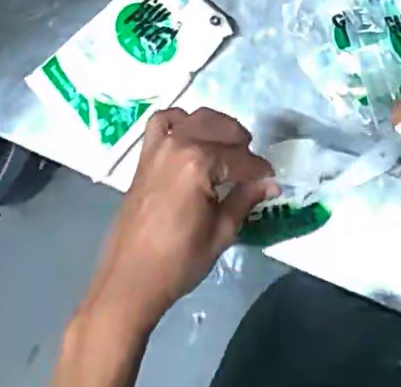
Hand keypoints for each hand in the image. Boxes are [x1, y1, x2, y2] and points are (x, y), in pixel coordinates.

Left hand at [77, 107, 275, 334]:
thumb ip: (246, 199)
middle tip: (251, 169)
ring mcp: (159, 146)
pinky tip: (190, 137)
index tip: (271, 181)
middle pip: (221, 130)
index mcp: (199, 163)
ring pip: (196, 118)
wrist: (129, 282)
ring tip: (227, 149)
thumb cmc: (178, 262)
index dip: (260, 171)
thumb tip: (271, 184)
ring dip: (217, 128)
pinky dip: (179, 121)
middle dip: (242, 146)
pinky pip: (163, 121)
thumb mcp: (221, 232)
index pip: (241, 159)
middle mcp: (179, 144)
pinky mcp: (145, 155)